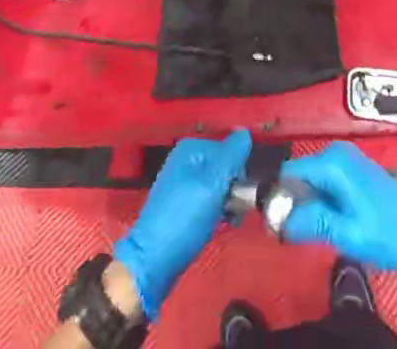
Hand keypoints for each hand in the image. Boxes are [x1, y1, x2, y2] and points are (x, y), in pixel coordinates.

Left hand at [114, 129, 251, 319]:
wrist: (152, 263)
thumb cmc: (184, 219)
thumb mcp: (213, 183)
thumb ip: (232, 155)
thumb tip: (245, 133)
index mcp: (190, 150)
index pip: (231, 151)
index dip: (238, 172)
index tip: (237, 193)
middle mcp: (185, 162)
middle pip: (226, 167)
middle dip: (233, 188)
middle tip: (230, 209)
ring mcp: (182, 184)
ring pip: (220, 185)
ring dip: (227, 202)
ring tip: (224, 220)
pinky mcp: (182, 204)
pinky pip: (209, 200)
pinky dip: (216, 211)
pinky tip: (215, 223)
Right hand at [281, 141, 396, 293]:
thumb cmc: (389, 233)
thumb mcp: (347, 233)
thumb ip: (311, 222)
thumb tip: (278, 219)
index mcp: (335, 163)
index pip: (288, 173)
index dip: (278, 199)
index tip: (276, 226)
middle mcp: (338, 154)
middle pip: (298, 176)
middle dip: (292, 203)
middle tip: (295, 234)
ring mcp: (347, 162)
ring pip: (309, 182)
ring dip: (305, 205)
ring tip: (312, 231)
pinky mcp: (353, 172)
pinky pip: (323, 184)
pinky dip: (319, 202)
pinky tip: (327, 223)